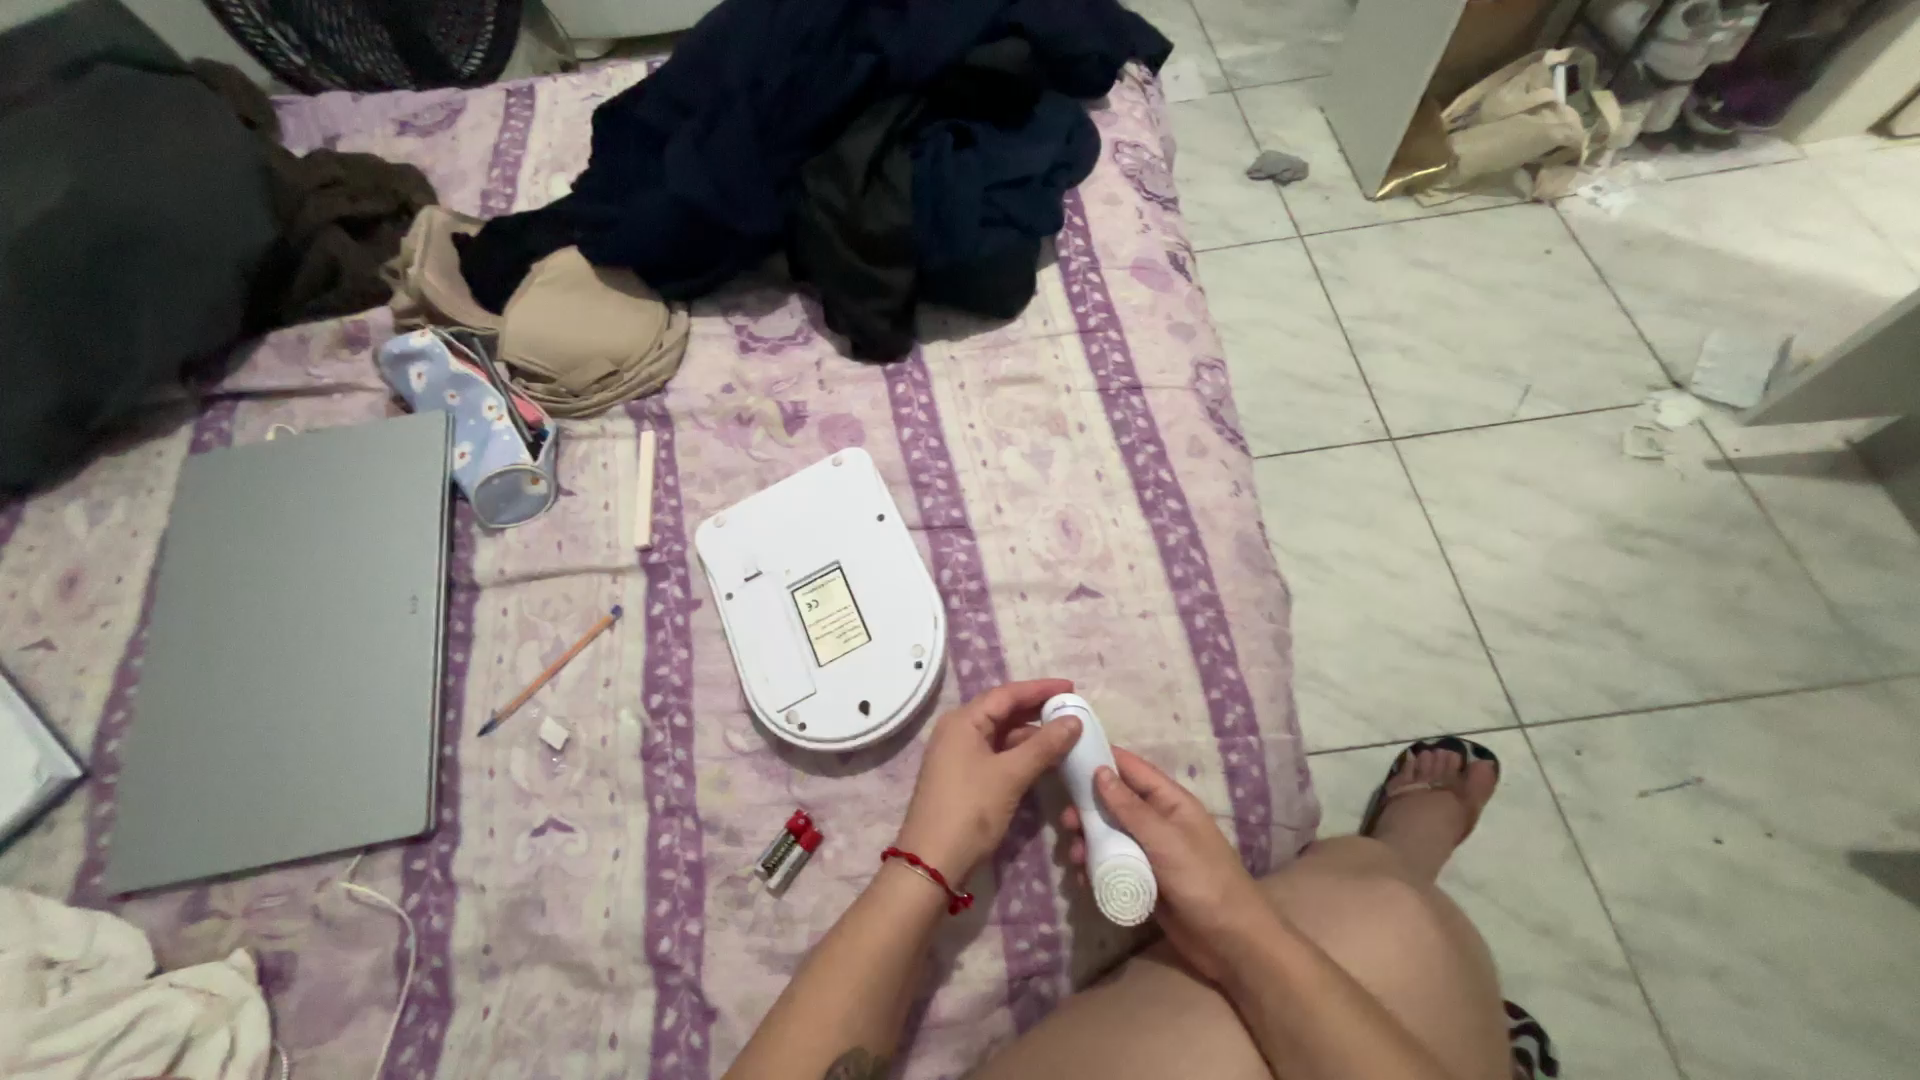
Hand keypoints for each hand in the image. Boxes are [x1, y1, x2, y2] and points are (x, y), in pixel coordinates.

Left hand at [895, 679, 1081, 884]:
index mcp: (963, 721)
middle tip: (1073, 710)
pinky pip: (998, 754)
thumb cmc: (970, 810)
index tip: (1072, 688)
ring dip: (1032, 735)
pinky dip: (1022, 754)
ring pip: (1002, 735)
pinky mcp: (965, 777)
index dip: (1040, 689)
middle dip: (1037, 710)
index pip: (1006, 694)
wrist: (932, 862)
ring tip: (1067, 736)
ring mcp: (960, 755)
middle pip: (1003, 711)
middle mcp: (958, 731)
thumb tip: (1074, 720)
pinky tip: (1046, 760)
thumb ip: (1044, 745)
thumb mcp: (1010, 775)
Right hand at [1060, 746, 1275, 982]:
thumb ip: (1131, 808)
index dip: (1102, 759)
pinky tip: (1082, 880)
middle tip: (1067, 823)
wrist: (1233, 946)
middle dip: (1088, 809)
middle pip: (1114, 803)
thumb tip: (1099, 771)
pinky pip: (1112, 866)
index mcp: (1171, 802)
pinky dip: (1095, 869)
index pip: (1132, 769)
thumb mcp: (1167, 841)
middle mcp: (1158, 822)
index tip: (1066, 757)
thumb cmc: (1205, 883)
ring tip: (1076, 858)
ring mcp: (1150, 853)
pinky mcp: (1143, 881)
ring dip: (1088, 842)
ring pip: (1108, 836)